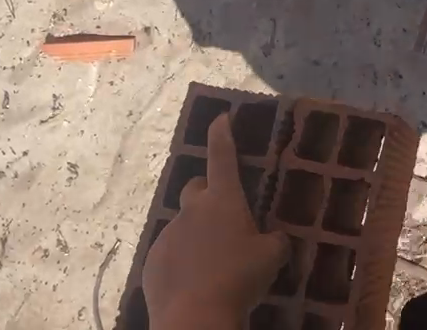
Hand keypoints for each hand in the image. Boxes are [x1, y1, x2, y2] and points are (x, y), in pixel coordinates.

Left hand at [144, 113, 289, 327]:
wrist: (195, 321)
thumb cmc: (239, 280)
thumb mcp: (272, 258)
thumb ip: (275, 240)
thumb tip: (275, 238)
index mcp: (223, 198)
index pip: (222, 153)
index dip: (221, 132)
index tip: (221, 117)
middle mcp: (193, 209)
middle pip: (196, 188)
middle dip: (206, 196)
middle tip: (221, 219)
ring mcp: (168, 234)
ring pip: (183, 224)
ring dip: (195, 234)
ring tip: (209, 264)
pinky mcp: (151, 262)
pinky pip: (168, 252)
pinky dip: (179, 260)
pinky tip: (191, 283)